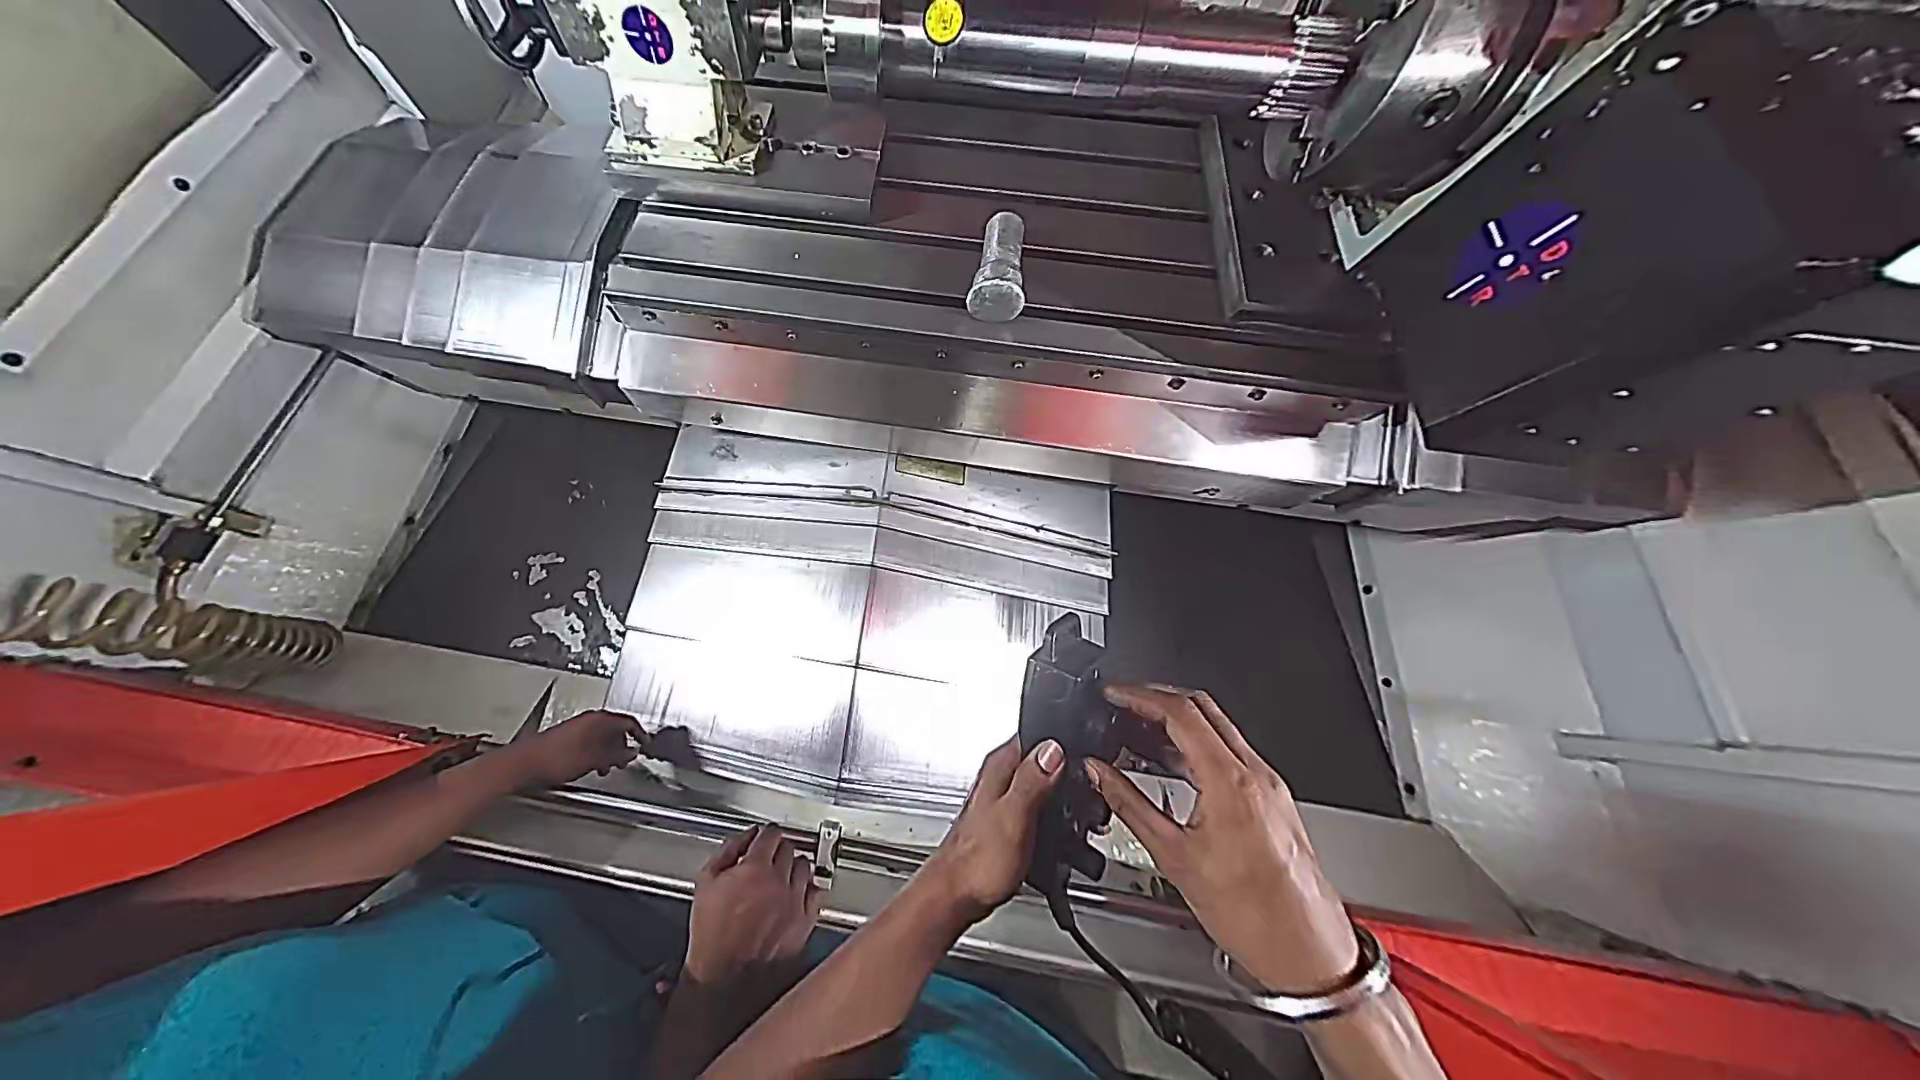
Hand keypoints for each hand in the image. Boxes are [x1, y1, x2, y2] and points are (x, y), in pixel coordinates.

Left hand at [506, 709, 642, 788]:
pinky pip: (590, 742)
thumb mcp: (595, 759)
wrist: (521, 766)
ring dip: (609, 751)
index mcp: (598, 719)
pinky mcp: (565, 738)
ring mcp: (575, 728)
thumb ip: (618, 755)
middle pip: (615, 728)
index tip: (645, 743)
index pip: (629, 721)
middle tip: (628, 759)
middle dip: (624, 744)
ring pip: (602, 736)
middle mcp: (587, 720)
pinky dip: (596, 753)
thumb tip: (632, 752)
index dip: (640, 734)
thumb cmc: (554, 759)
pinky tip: (592, 766)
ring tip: (608, 767)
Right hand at [686, 824, 821, 984]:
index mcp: (755, 869)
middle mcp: (779, 882)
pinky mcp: (805, 920)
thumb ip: (726, 853)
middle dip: (778, 851)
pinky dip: (807, 890)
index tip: (763, 838)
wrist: (723, 979)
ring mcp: (795, 901)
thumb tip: (743, 839)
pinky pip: (815, 893)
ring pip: (804, 867)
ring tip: (782, 876)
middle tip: (768, 859)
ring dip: (793, 868)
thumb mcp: (706, 885)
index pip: (771, 835)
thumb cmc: (712, 937)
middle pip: (789, 849)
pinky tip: (796, 893)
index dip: (765, 835)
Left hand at [919, 736, 1064, 924]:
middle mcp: (999, 779)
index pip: (1037, 737)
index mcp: (1000, 767)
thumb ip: (1033, 780)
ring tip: (1074, 820)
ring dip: (1059, 801)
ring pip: (1041, 788)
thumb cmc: (976, 862)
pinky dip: (1049, 821)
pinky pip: (1036, 811)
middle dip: (1066, 777)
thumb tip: (1052, 748)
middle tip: (1084, 799)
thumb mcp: (1014, 816)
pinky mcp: (1006, 822)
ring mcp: (1002, 800)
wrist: (955, 897)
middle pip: (1043, 762)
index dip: (1063, 747)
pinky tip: (1056, 837)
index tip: (1082, 767)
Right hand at [1086, 686, 1358, 993]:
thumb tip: (1099, 773)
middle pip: (1202, 707)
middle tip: (1122, 703)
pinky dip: (1194, 746)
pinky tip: (1169, 762)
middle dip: (1156, 697)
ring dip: (1175, 721)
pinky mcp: (1271, 797)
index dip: (1140, 696)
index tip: (1115, 694)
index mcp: (1231, 783)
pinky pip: (1229, 753)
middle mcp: (1256, 774)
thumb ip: (1129, 804)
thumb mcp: (1174, 857)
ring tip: (1137, 731)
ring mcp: (1268, 784)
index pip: (1181, 713)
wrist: (1307, 953)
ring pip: (1217, 727)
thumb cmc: (1254, 916)